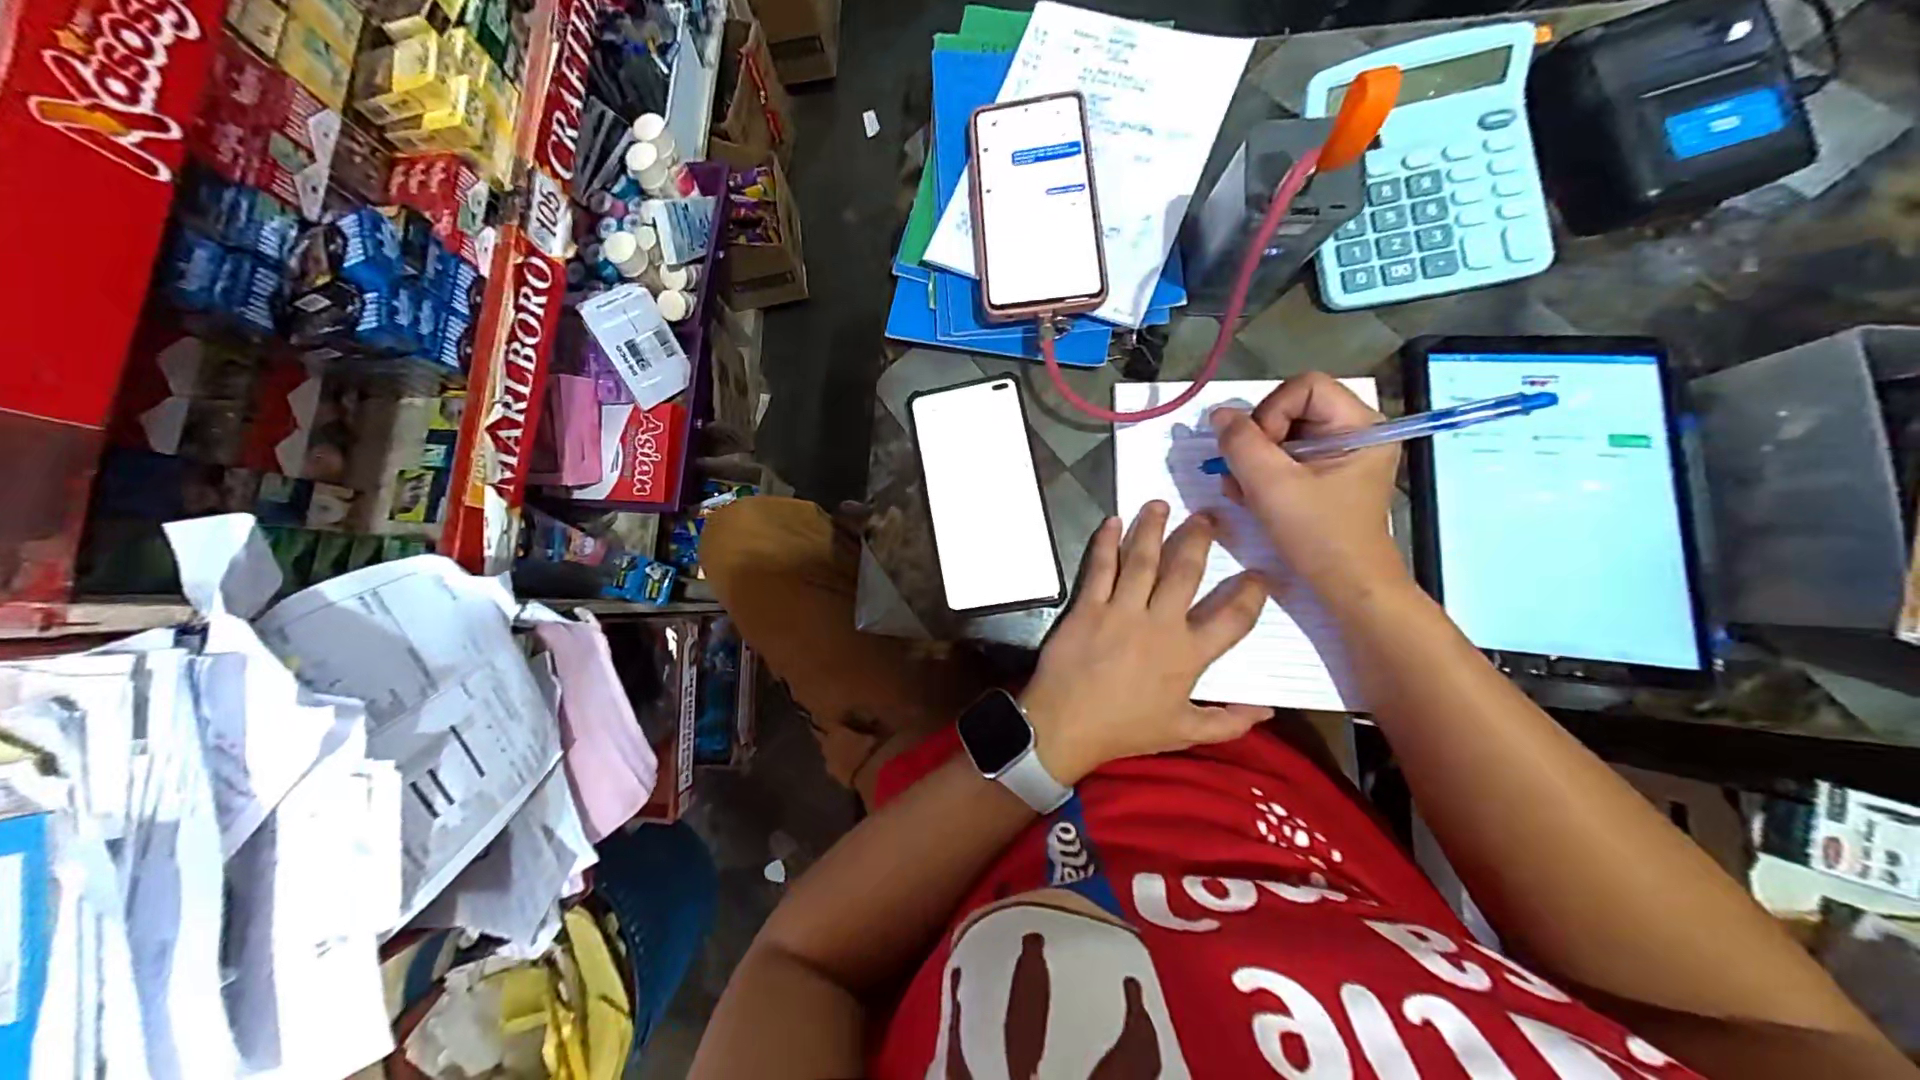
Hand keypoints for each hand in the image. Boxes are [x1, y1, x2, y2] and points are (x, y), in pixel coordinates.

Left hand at [1021, 502, 1272, 784]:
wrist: (1066, 725)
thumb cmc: (1125, 730)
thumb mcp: (1183, 732)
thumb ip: (1228, 722)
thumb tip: (1268, 711)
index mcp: (1188, 654)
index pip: (1233, 616)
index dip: (1252, 592)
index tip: (1260, 573)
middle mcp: (1159, 623)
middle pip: (1185, 571)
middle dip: (1198, 539)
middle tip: (1206, 516)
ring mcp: (1121, 610)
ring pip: (1143, 559)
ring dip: (1153, 528)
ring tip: (1161, 503)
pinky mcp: (1088, 606)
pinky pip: (1101, 567)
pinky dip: (1107, 542)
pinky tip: (1113, 521)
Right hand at [1210, 373, 1406, 598]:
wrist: (1347, 586)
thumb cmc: (1318, 535)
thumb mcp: (1271, 486)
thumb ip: (1240, 443)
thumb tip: (1219, 414)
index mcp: (1359, 425)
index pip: (1303, 387)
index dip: (1271, 412)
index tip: (1261, 452)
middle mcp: (1353, 431)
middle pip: (1289, 408)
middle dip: (1258, 440)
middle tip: (1245, 474)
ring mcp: (1338, 454)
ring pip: (1281, 434)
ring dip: (1254, 459)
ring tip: (1245, 490)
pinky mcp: (1323, 475)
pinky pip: (1284, 456)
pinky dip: (1261, 473)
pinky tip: (1252, 496)